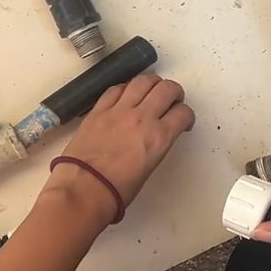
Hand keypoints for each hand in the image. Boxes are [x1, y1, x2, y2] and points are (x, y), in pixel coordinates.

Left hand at [44, 74, 194, 221]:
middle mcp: (142, 118)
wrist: (84, 188)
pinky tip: (125, 95)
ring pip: (142, 81)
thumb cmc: (116, 190)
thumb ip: (155, 145)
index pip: (183, 113)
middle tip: (171, 101)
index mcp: (159, 137)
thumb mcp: (148, 168)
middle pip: (166, 89)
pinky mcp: (98, 110)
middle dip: (174, 92)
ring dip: (152, 83)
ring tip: (151, 91)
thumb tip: (153, 137)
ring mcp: (118, 110)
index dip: (186, 115)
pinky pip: (115, 89)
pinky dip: (125, 89)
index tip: (182, 121)